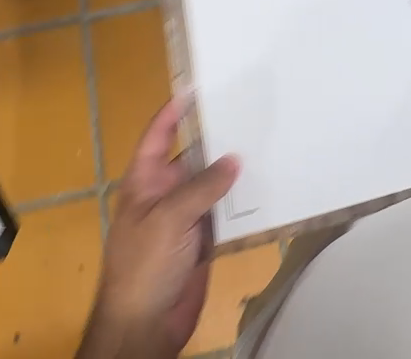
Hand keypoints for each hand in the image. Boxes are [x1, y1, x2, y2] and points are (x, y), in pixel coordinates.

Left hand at [79, 96, 240, 358]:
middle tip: (249, 111)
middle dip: (216, 138)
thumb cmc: (144, 265)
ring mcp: (184, 216)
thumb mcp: (169, 218)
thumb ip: (203, 186)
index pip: (158, 136)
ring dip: (233, 169)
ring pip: (212, 183)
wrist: (145, 325)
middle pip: (192, 155)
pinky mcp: (203, 237)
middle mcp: (165, 193)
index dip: (173, 111)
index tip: (197, 86)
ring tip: (266, 141)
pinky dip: (242, 198)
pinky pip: (225, 209)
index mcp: (145, 182)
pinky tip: (266, 182)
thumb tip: (235, 159)